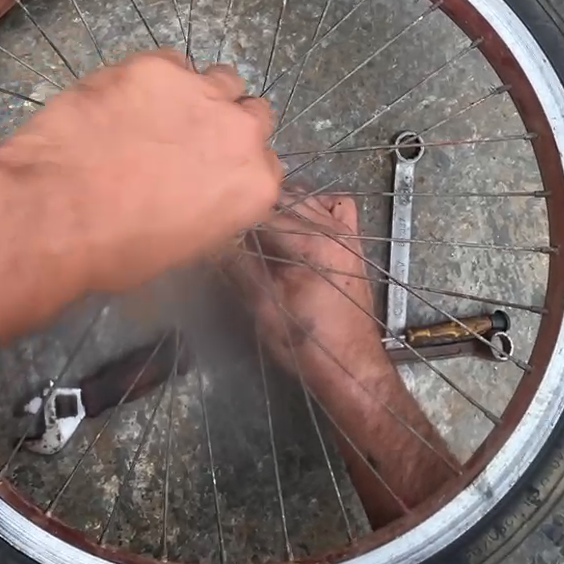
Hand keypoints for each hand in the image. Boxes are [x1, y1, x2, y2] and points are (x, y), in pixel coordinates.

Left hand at [0, 51, 280, 293]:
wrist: (57, 210)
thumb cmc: (116, 249)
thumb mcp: (180, 248)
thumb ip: (209, 210)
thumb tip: (196, 196)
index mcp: (255, 185)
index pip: (264, 164)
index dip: (233, 166)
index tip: (208, 172)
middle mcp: (241, 133)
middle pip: (251, 113)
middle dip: (224, 124)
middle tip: (184, 141)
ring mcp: (200, 91)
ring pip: (219, 78)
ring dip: (196, 94)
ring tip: (155, 113)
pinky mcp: (155, 66)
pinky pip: (169, 62)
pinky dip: (153, 78)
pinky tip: (122, 98)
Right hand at [232, 193, 400, 414]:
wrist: (351, 365)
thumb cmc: (306, 342)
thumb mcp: (263, 306)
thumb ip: (238, 265)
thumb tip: (211, 240)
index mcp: (311, 243)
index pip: (263, 212)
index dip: (234, 217)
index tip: (215, 224)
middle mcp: (331, 229)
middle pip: (283, 198)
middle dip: (253, 207)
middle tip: (230, 225)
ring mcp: (345, 232)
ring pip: (305, 198)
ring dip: (278, 204)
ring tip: (256, 225)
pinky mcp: (352, 241)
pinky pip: (334, 206)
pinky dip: (314, 205)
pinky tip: (296, 223)